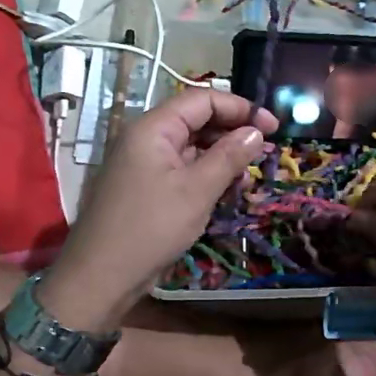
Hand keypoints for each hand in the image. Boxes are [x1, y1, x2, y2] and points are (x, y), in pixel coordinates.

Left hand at [44, 89, 277, 330]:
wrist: (102, 275)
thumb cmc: (151, 227)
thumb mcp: (197, 191)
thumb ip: (229, 156)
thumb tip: (256, 131)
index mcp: (153, 128)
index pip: (202, 100)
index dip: (240, 108)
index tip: (274, 126)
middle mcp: (145, 138)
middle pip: (196, 120)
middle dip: (232, 132)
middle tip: (265, 152)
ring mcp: (143, 164)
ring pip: (190, 147)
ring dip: (221, 156)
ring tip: (248, 176)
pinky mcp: (145, 187)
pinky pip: (180, 169)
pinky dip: (205, 175)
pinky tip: (225, 191)